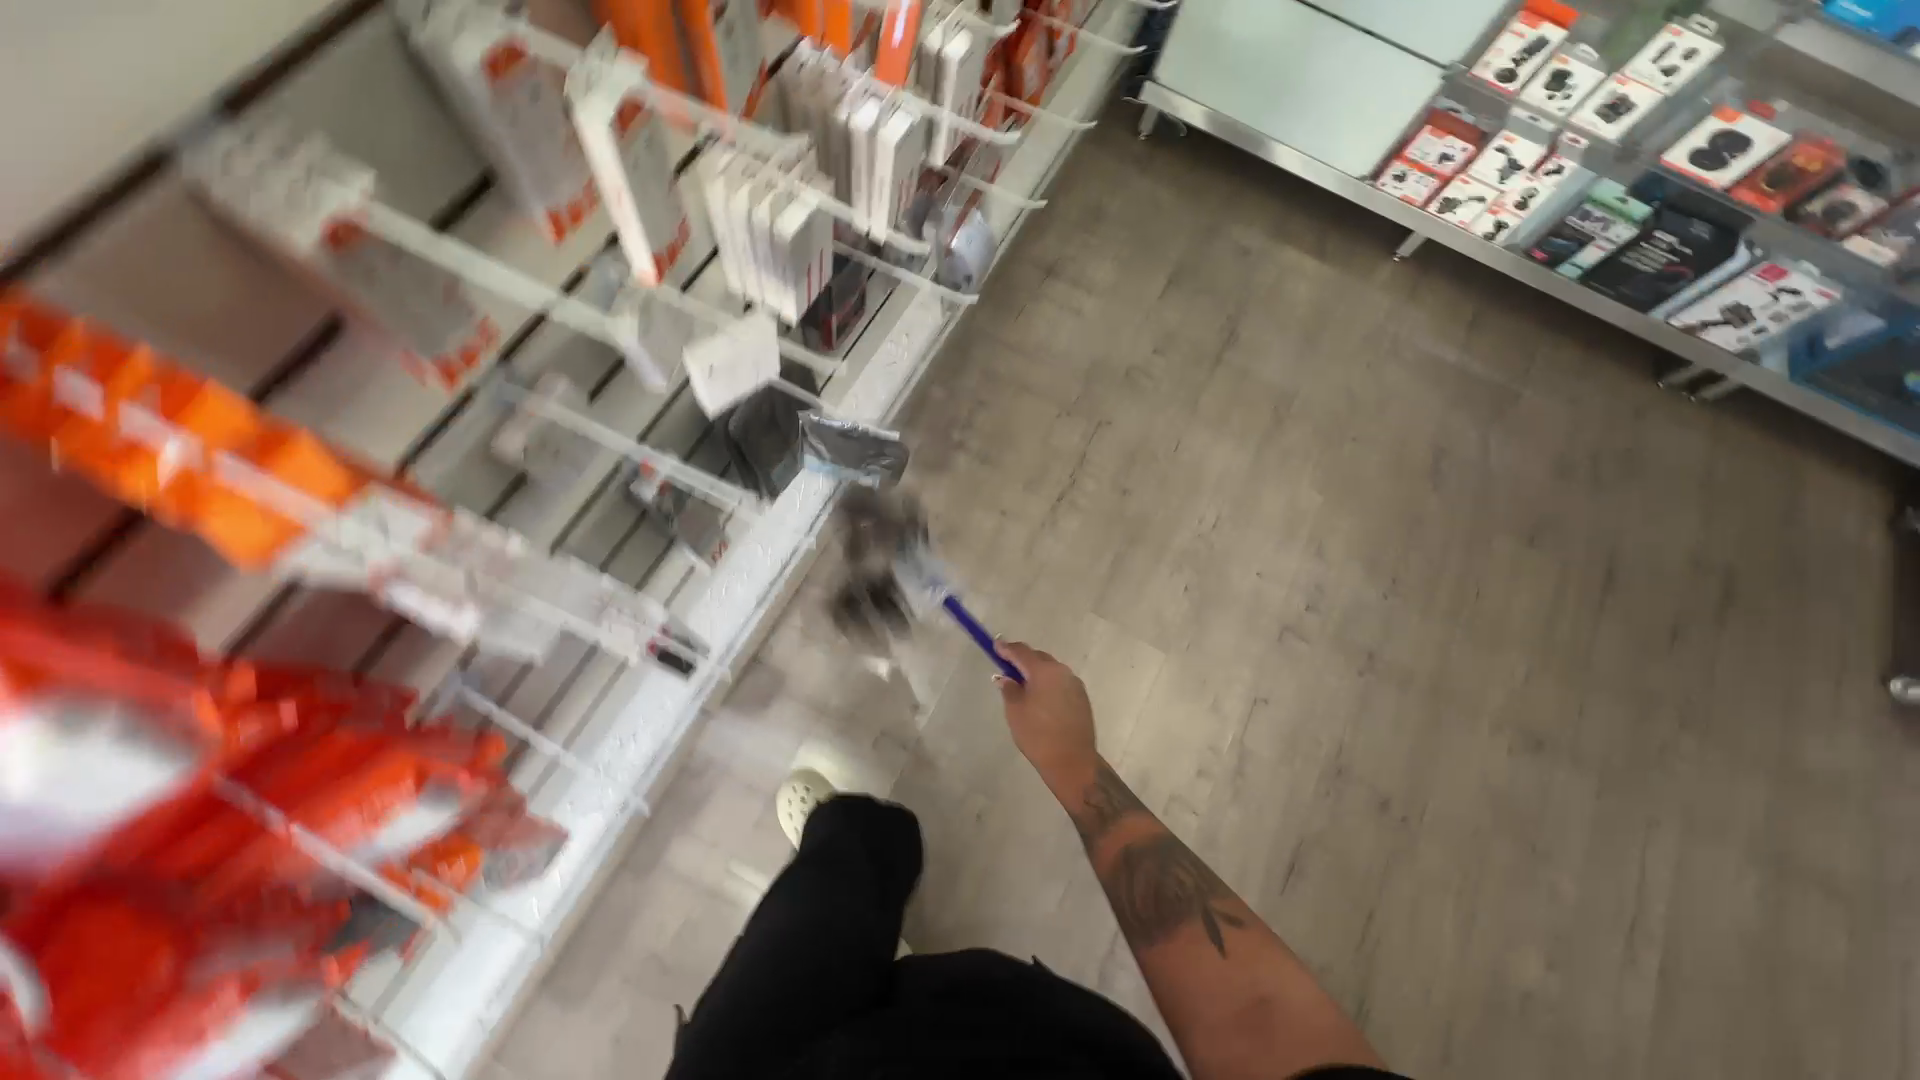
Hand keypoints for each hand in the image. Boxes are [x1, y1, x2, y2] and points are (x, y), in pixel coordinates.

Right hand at [996, 641, 1098, 784]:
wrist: (1072, 761)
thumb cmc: (1038, 735)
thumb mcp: (1015, 711)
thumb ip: (1010, 689)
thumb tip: (1007, 677)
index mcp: (1044, 671)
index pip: (1022, 652)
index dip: (1007, 648)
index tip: (995, 645)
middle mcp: (1062, 672)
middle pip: (1039, 658)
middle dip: (1023, 660)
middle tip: (1007, 666)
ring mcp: (1075, 684)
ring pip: (1051, 670)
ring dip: (1037, 672)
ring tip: (1023, 684)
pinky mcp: (1082, 698)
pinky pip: (1061, 683)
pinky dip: (1048, 684)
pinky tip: (1041, 698)